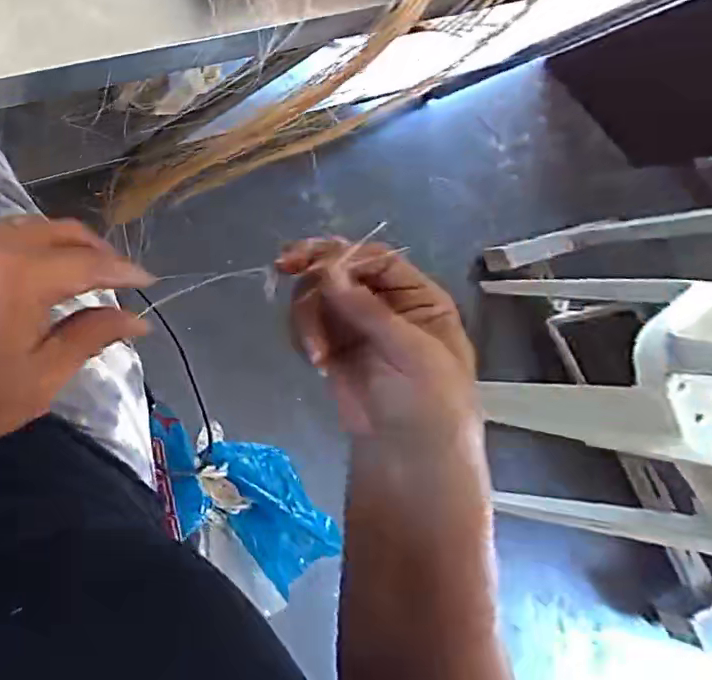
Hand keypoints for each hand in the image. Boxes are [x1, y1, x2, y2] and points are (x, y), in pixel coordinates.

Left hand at [0, 217, 154, 485]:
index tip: (150, 282)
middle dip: (95, 249)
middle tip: (121, 281)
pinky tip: (41, 276)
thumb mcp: (38, 379)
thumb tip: (133, 319)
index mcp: (21, 275)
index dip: (123, 271)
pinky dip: (30, 246)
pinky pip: (1, 237)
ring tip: (87, 278)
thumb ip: (87, 338)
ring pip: (28, 228)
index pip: (88, 262)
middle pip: (58, 231)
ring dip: (62, 244)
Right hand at [276, 238, 478, 445]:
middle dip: (308, 273)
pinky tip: (317, 361)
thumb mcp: (412, 355)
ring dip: (305, 317)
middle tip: (280, 268)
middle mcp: (382, 302)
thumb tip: (328, 270)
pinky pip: (300, 318)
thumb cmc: (430, 405)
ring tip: (317, 353)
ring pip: (311, 293)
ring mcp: (352, 321)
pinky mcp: (328, 339)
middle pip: (334, 267)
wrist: (407, 455)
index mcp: (416, 299)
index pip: (372, 258)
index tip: (304, 263)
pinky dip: (300, 335)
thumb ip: (369, 310)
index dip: (338, 255)